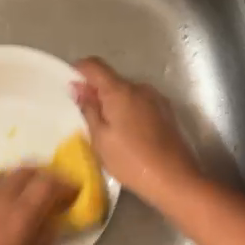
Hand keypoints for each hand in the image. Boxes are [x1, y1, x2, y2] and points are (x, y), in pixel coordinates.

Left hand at [0, 169, 76, 244]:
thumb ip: (39, 243)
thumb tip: (53, 226)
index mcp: (19, 215)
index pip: (49, 185)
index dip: (65, 185)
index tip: (74, 192)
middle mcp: (1, 197)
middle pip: (29, 171)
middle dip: (46, 176)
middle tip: (54, 189)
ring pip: (8, 174)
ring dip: (25, 177)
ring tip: (30, 192)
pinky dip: (5, 184)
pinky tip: (4, 202)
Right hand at [72, 58, 201, 200]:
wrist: (174, 180)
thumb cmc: (130, 161)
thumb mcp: (100, 139)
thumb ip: (88, 109)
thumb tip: (78, 87)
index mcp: (120, 90)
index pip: (94, 65)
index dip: (78, 71)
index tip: (70, 88)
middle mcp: (140, 87)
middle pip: (111, 80)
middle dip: (96, 92)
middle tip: (86, 118)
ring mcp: (156, 99)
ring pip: (127, 93)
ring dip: (114, 103)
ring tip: (108, 131)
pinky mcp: (166, 112)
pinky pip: (140, 103)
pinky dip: (129, 111)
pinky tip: (128, 135)